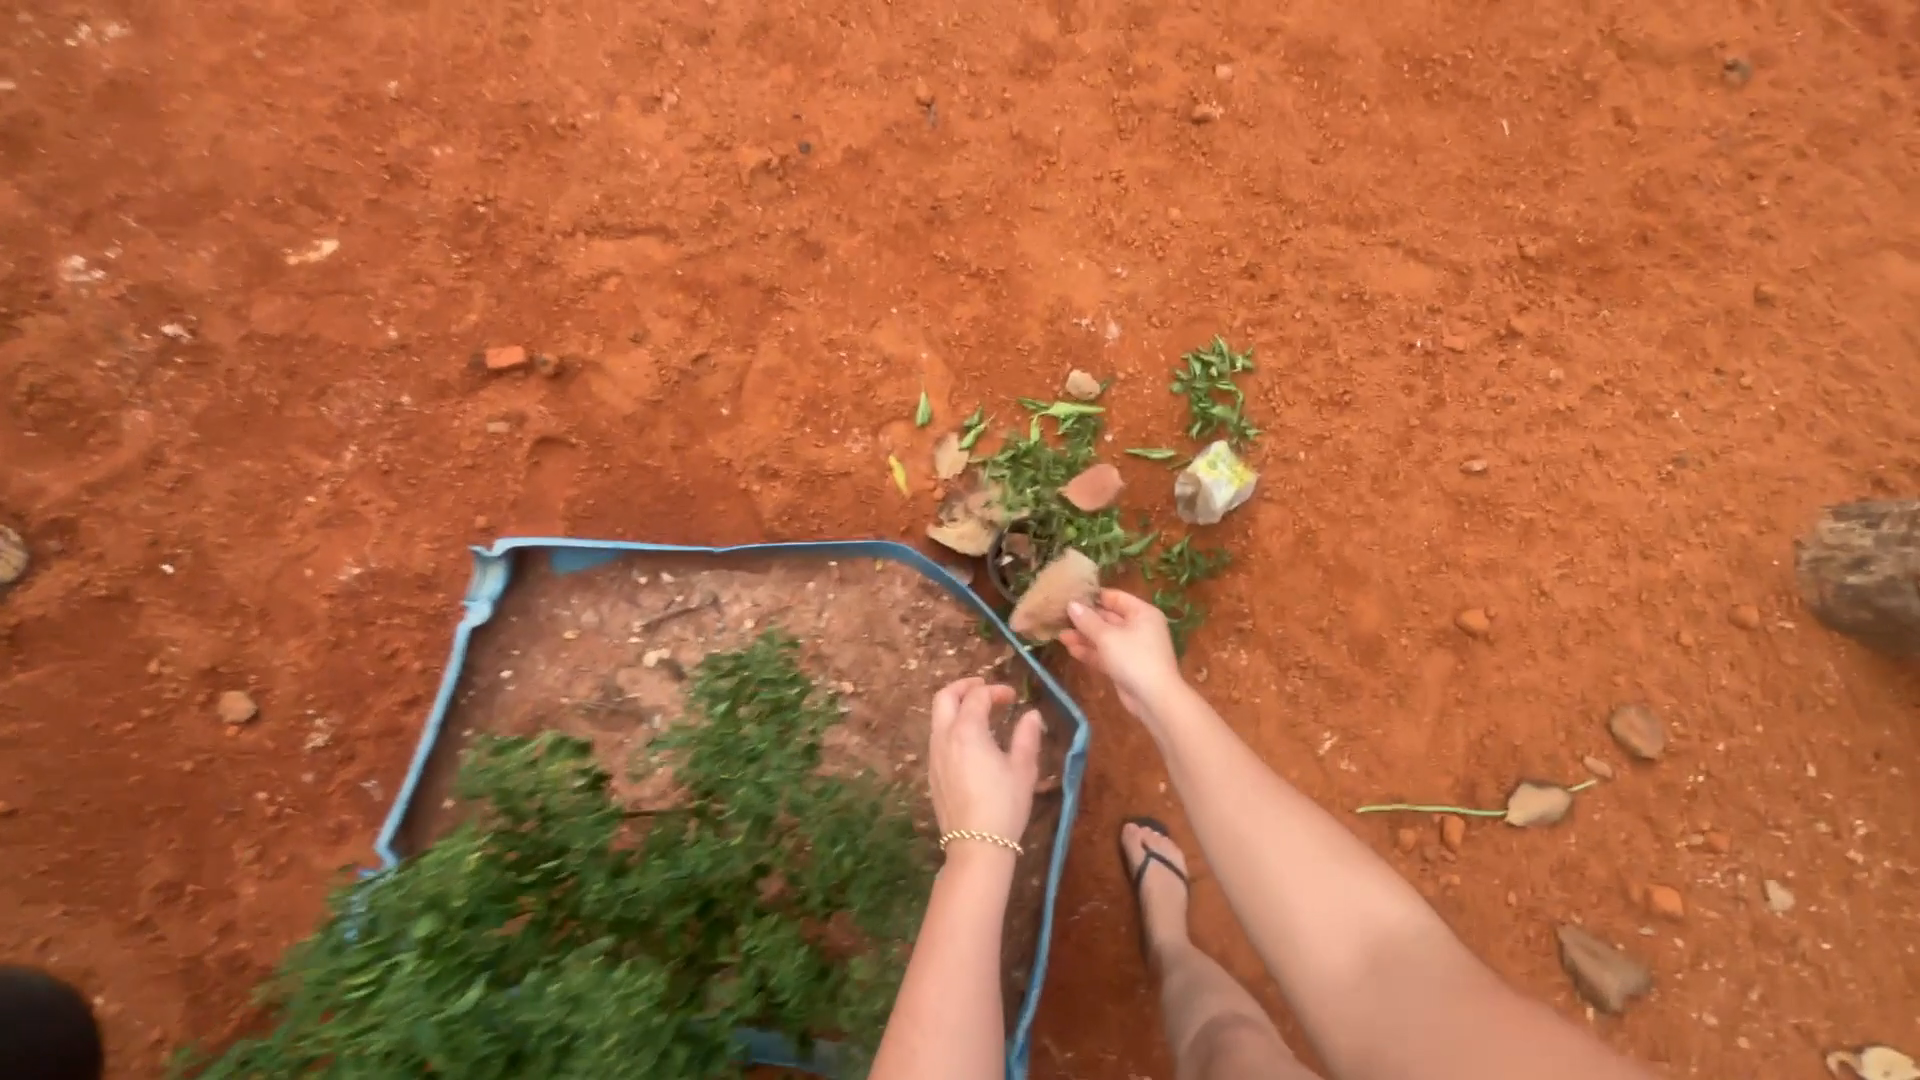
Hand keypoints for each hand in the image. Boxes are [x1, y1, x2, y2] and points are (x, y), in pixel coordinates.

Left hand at [928, 678, 1042, 848]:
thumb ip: (1027, 736)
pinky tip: (970, 741)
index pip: (977, 697)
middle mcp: (944, 737)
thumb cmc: (1004, 804)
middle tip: (984, 688)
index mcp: (967, 731)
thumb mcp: (1024, 769)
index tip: (1013, 697)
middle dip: (963, 687)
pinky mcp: (932, 774)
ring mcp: (934, 756)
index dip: (996, 691)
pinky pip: (937, 738)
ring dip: (956, 707)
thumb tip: (1032, 715)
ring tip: (979, 713)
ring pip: (937, 718)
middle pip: (944, 697)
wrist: (976, 846)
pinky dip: (951, 727)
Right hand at [1059, 589, 1183, 720]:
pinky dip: (1090, 652)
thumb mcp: (1107, 636)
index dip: (1093, 596)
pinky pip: (1105, 654)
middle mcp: (1139, 627)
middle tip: (1060, 617)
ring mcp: (1132, 648)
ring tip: (1060, 635)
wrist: (1154, 699)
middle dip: (1084, 619)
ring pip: (1104, 637)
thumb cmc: (1134, 658)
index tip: (1070, 596)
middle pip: (1108, 618)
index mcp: (1142, 613)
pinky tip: (1070, 649)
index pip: (1115, 597)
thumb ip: (1087, 620)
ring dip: (1084, 637)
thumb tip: (1071, 604)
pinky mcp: (1125, 666)